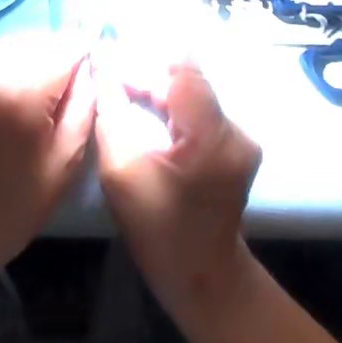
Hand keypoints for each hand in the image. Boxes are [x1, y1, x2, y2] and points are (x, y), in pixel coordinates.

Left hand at [0, 34, 94, 307]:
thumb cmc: (21, 198)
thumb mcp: (70, 154)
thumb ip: (86, 96)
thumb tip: (92, 57)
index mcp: (19, 93)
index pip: (66, 46)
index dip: (83, 55)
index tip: (90, 69)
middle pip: (35, 40)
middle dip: (55, 56)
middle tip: (63, 86)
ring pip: (8, 44)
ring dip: (27, 59)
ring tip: (34, 92)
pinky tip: (5, 94)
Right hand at [93, 60, 260, 308]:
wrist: (202, 276)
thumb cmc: (159, 229)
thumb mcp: (122, 172)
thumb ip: (112, 116)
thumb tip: (102, 74)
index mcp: (213, 137)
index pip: (182, 75)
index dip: (143, 66)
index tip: (108, 67)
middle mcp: (235, 131)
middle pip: (187, 84)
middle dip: (146, 78)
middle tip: (107, 80)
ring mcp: (239, 139)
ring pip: (192, 95)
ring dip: (156, 92)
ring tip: (119, 91)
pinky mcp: (234, 147)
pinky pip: (197, 112)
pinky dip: (169, 108)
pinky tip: (142, 112)